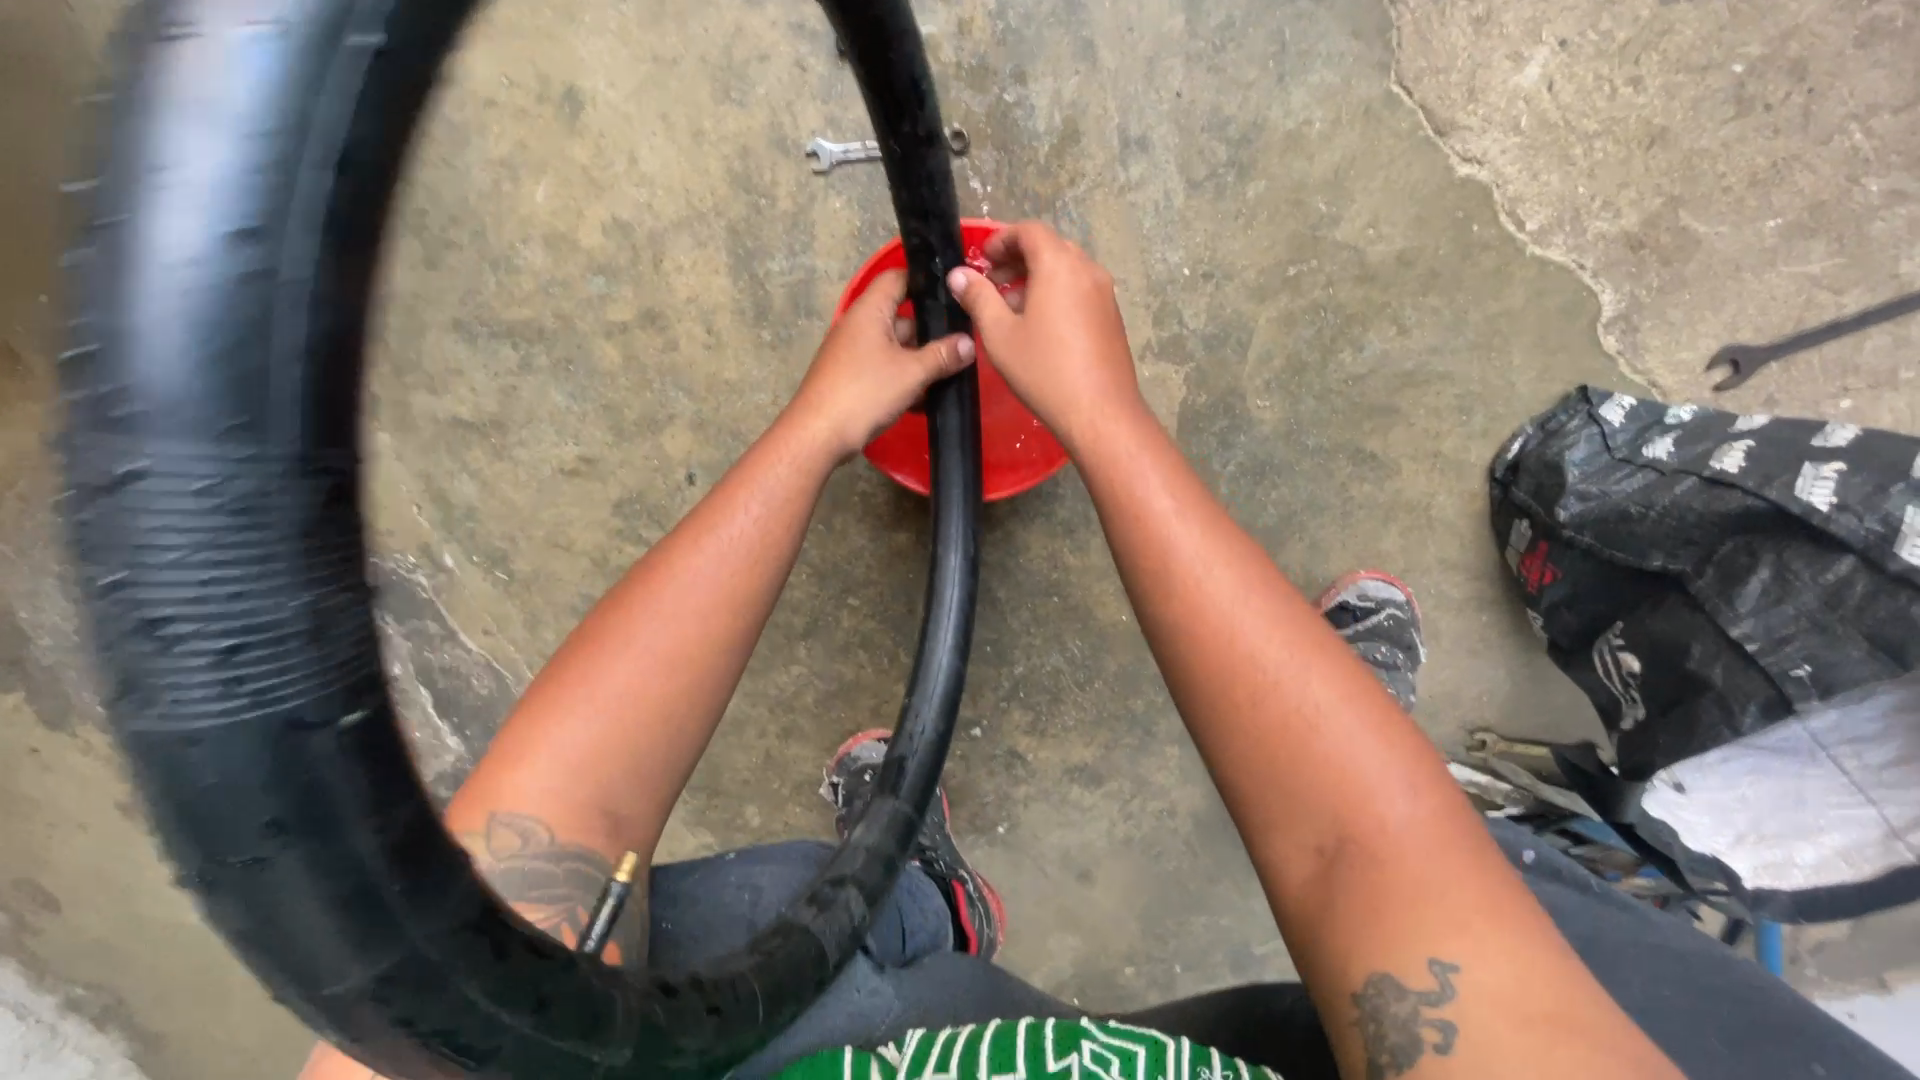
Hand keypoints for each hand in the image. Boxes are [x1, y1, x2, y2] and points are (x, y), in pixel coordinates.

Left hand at [786, 269, 974, 461]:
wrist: (818, 435)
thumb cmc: (865, 393)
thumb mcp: (911, 373)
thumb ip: (942, 356)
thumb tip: (969, 343)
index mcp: (869, 311)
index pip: (898, 278)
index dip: (925, 281)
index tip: (954, 294)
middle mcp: (859, 326)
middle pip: (901, 318)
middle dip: (931, 332)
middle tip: (963, 345)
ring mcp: (853, 353)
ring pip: (895, 348)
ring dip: (920, 361)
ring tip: (951, 374)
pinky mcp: (851, 378)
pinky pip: (884, 369)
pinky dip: (904, 379)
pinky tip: (925, 400)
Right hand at [945, 222, 1143, 451]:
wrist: (1100, 411)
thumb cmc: (1044, 371)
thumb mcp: (1000, 335)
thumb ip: (979, 298)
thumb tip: (959, 275)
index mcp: (1059, 265)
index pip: (1030, 231)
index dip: (1002, 239)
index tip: (983, 260)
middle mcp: (1087, 270)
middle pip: (1051, 247)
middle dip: (1019, 258)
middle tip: (993, 282)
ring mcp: (1105, 293)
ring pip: (1067, 269)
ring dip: (1038, 278)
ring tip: (1013, 307)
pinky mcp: (1112, 316)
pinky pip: (1080, 290)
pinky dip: (1057, 293)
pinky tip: (1041, 326)